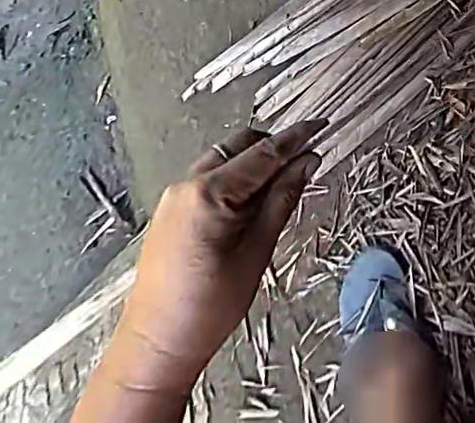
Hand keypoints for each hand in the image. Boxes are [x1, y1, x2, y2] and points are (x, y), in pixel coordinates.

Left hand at [116, 120, 324, 391]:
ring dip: (255, 161)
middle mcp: (187, 184)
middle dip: (274, 147)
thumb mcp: (257, 250)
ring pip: (225, 158)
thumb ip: (283, 197)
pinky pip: (209, 176)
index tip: (320, 126)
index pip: (264, 152)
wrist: (155, 349)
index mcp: (209, 193)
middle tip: (305, 159)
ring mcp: (174, 196)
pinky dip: (236, 176)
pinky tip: (253, 199)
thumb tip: (307, 162)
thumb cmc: (207, 309)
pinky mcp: (171, 209)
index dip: (296, 137)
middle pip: (241, 143)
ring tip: (282, 183)